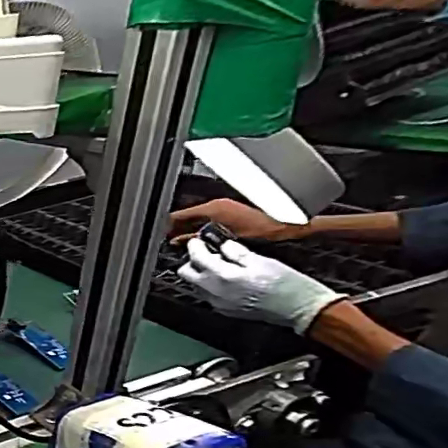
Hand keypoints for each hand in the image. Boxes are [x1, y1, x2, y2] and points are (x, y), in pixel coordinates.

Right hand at [169, 199, 303, 243]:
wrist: (288, 225)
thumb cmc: (263, 229)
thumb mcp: (224, 238)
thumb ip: (197, 238)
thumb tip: (178, 240)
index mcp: (213, 208)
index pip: (179, 214)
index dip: (167, 225)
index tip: (159, 233)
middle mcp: (218, 205)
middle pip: (186, 216)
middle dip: (175, 228)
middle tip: (166, 240)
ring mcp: (225, 209)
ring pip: (196, 219)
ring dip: (187, 230)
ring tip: (179, 242)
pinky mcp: (232, 214)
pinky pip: (207, 222)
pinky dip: (199, 231)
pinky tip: (197, 241)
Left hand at [176, 237, 343, 333]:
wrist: (300, 309)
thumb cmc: (287, 284)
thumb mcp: (263, 262)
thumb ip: (237, 253)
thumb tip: (223, 245)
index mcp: (223, 276)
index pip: (196, 258)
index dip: (195, 246)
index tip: (198, 240)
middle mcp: (213, 291)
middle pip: (185, 273)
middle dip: (192, 261)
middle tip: (208, 253)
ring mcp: (216, 303)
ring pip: (194, 285)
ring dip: (200, 274)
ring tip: (219, 266)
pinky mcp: (222, 310)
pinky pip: (205, 295)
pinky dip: (209, 285)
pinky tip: (225, 280)